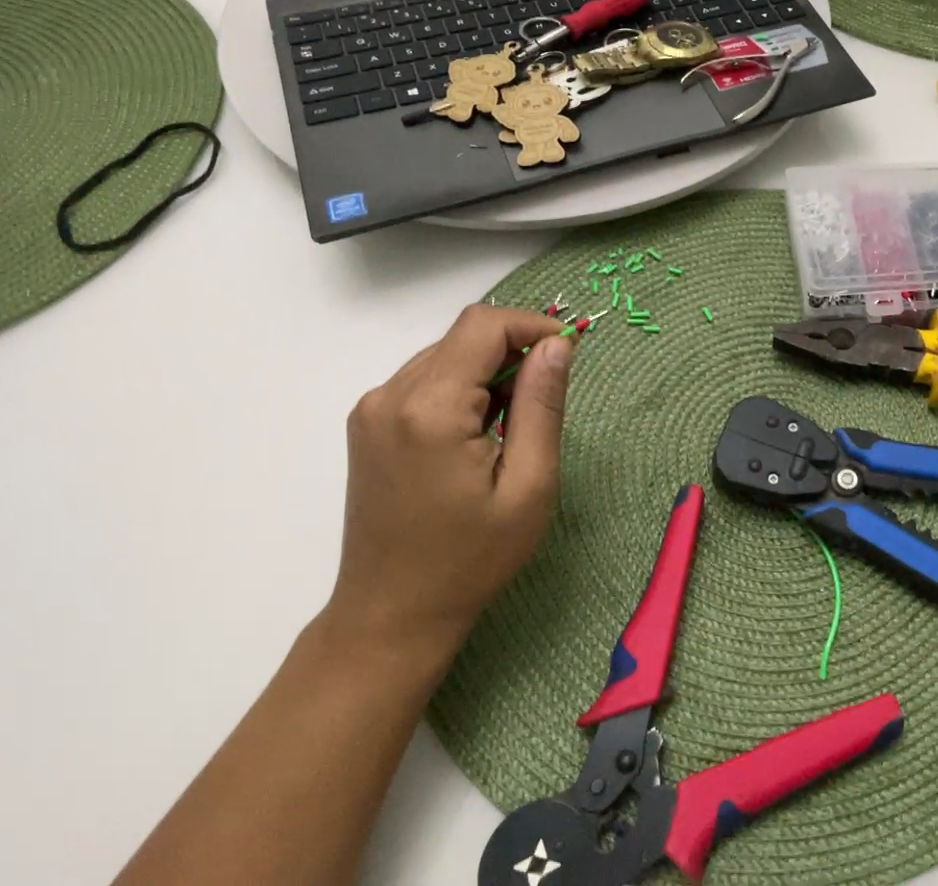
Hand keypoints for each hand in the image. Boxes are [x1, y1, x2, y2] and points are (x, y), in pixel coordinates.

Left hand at [329, 304, 574, 657]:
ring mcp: (372, 410)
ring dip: (487, 372)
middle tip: (547, 400)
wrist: (394, 611)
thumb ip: (542, 406)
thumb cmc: (472, 558)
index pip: (483, 326)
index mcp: (429, 409)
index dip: (533, 325)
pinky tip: (479, 434)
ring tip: (514, 427)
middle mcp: (389, 396)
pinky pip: (423, 382)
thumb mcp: (529, 486)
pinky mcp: (368, 425)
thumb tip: (557, 345)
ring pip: (444, 357)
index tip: (570, 351)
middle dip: (513, 351)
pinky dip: (461, 390)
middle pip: (462, 338)